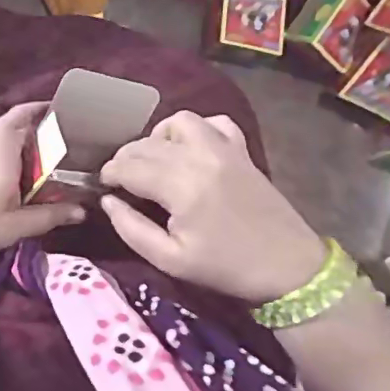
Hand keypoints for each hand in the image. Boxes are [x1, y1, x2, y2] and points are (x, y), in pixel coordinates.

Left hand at [0, 102, 86, 261]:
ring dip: (32, 150)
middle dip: (39, 130)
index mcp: (2, 162)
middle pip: (15, 134)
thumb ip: (50, 216)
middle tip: (68, 137)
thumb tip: (81, 210)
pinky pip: (6, 165)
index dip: (30, 108)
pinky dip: (23, 167)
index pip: (12, 122)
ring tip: (61, 160)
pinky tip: (38, 182)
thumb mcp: (17, 226)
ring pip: (11, 151)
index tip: (52, 106)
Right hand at [98, 112, 325, 303]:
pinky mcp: (242, 150)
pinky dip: (194, 130)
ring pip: (177, 122)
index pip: (129, 166)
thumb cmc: (224, 268)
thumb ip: (131, 229)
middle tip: (119, 179)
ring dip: (156, 138)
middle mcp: (201, 158)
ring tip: (152, 160)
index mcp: (182, 187)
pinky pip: (212, 123)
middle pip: (147, 144)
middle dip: (125, 158)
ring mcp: (225, 149)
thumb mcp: (169, 260)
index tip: (102, 186)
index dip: (108, 174)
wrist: (287, 267)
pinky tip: (188, 149)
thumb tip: (108, 201)